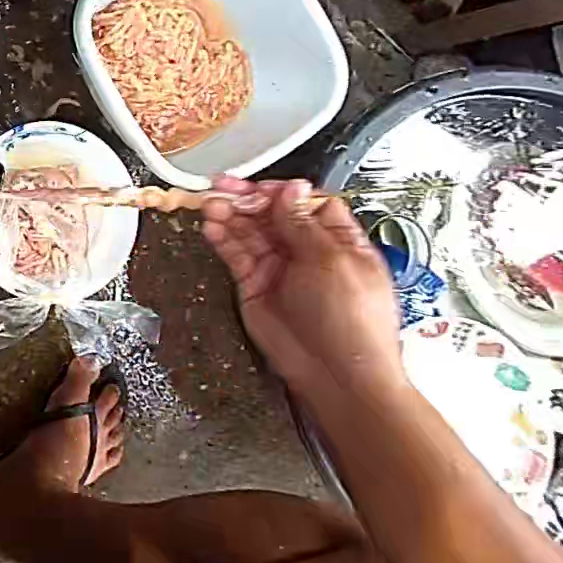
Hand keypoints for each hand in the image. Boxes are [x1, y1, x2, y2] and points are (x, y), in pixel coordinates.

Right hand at [200, 177, 406, 403]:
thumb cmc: (352, 322)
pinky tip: (211, 227)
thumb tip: (291, 189)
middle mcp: (306, 251)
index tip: (261, 188)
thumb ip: (303, 223)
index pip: (305, 203)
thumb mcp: (332, 261)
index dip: (281, 192)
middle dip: (246, 199)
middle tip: (222, 188)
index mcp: (337, 241)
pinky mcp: (254, 283)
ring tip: (210, 206)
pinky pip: (234, 253)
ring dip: (229, 215)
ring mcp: (278, 267)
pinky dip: (221, 238)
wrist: (335, 374)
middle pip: (271, 213)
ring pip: (248, 231)